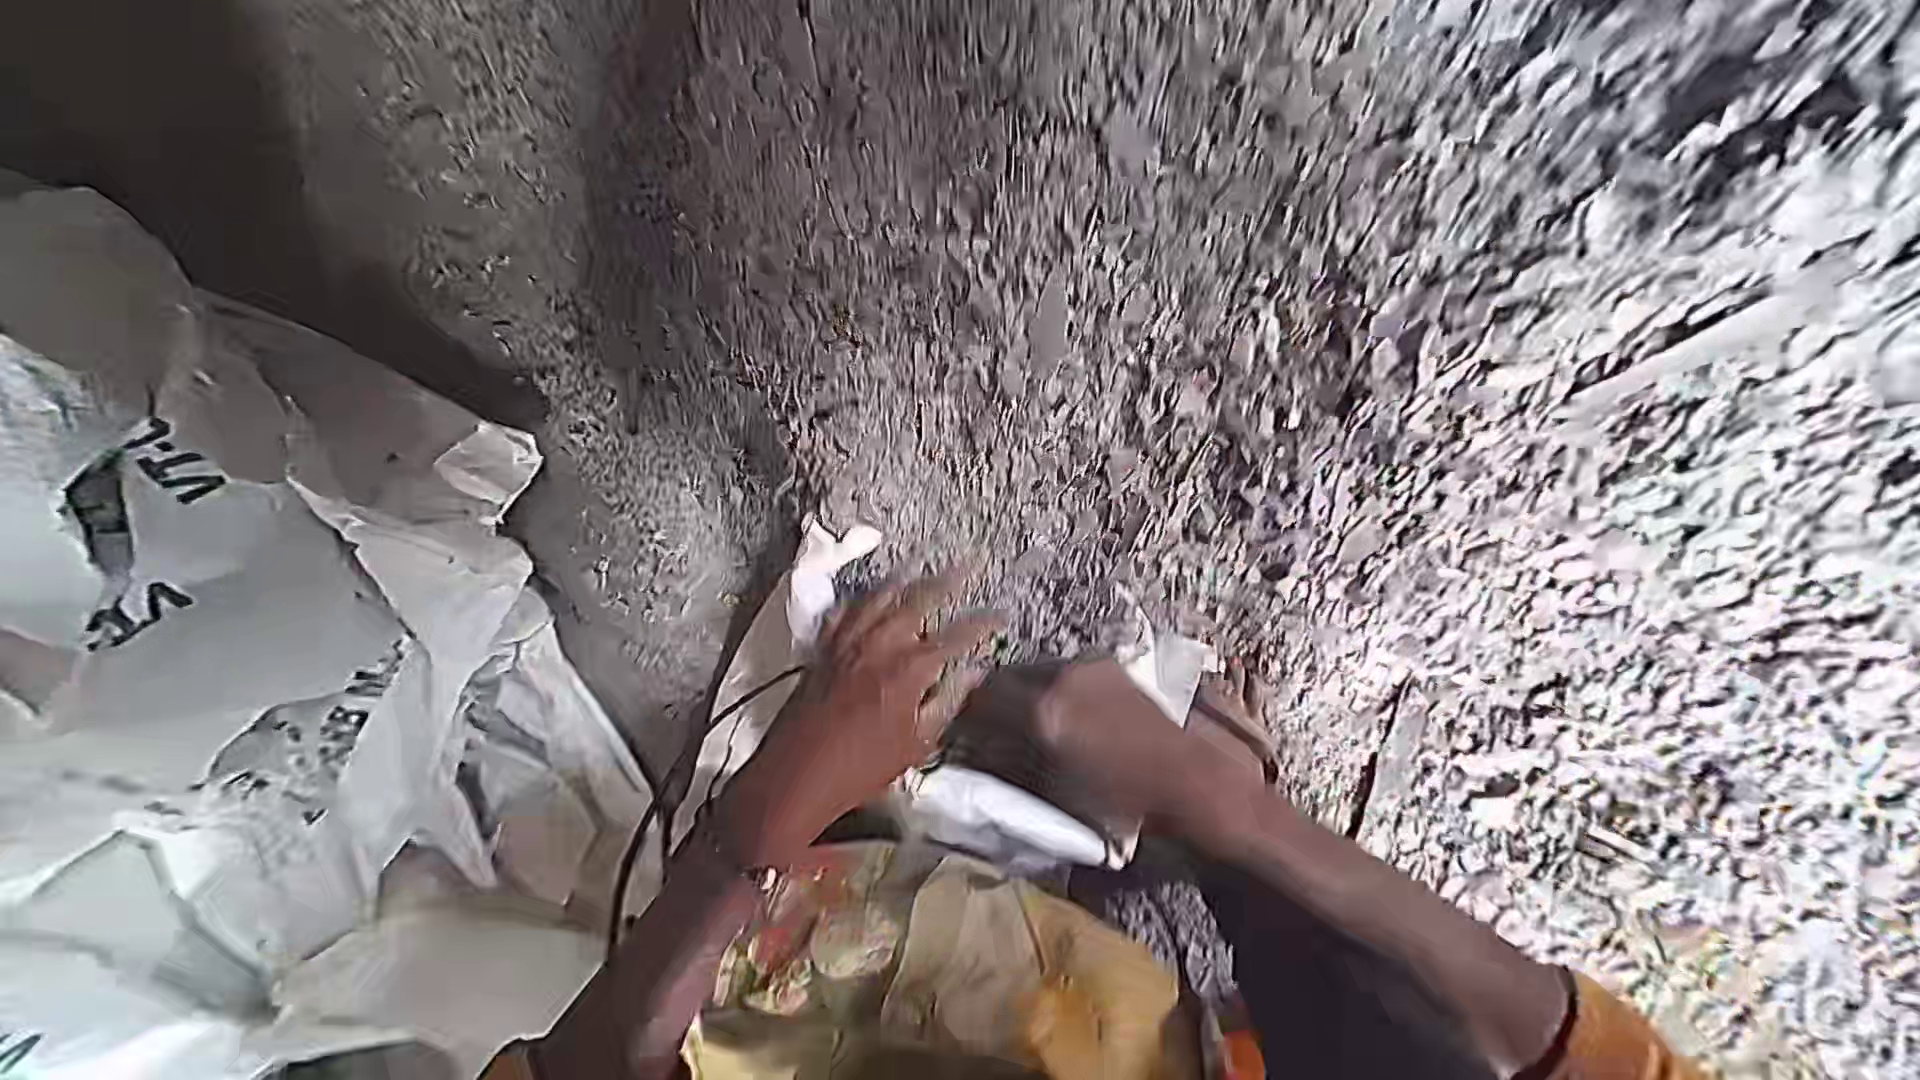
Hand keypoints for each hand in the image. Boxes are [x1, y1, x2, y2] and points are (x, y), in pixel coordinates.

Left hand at [718, 570, 1003, 864]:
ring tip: (922, 567)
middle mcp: (881, 643)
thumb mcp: (917, 741)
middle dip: (950, 580)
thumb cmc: (861, 765)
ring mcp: (850, 640)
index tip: (998, 616)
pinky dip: (864, 600)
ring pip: (882, 595)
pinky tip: (870, 597)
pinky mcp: (826, 646)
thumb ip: (948, 700)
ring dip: (907, 580)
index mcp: (911, 667)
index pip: (958, 635)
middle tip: (968, 566)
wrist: (798, 772)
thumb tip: (973, 674)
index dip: (983, 624)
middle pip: (921, 598)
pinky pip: (847, 610)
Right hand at [962, 659, 1253, 838]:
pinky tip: (1071, 706)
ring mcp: (1088, 666)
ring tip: (1037, 713)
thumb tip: (983, 741)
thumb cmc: (1122, 801)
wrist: (1188, 779)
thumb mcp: (1056, 785)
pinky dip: (1058, 684)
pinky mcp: (1109, 664)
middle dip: (997, 695)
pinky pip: (1067, 668)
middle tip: (997, 719)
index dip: (968, 710)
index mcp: (1044, 712)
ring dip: (1028, 687)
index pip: (984, 696)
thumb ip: (1013, 755)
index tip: (965, 723)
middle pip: (1008, 674)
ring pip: (1038, 668)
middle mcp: (1061, 677)